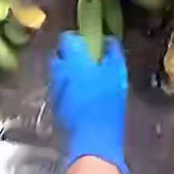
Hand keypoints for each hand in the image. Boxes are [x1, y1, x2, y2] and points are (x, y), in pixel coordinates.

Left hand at [50, 31, 128, 173]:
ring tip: (83, 77)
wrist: (93, 136)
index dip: (75, 38)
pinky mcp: (56, 106)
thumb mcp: (117, 73)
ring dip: (67, 71)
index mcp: (74, 60)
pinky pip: (59, 89)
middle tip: (84, 58)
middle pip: (58, 56)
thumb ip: (113, 53)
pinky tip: (80, 94)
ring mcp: (55, 90)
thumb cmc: (107, 99)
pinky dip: (67, 87)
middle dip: (68, 54)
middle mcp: (60, 72)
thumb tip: (109, 40)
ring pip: (57, 73)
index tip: (86, 41)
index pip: (66, 39)